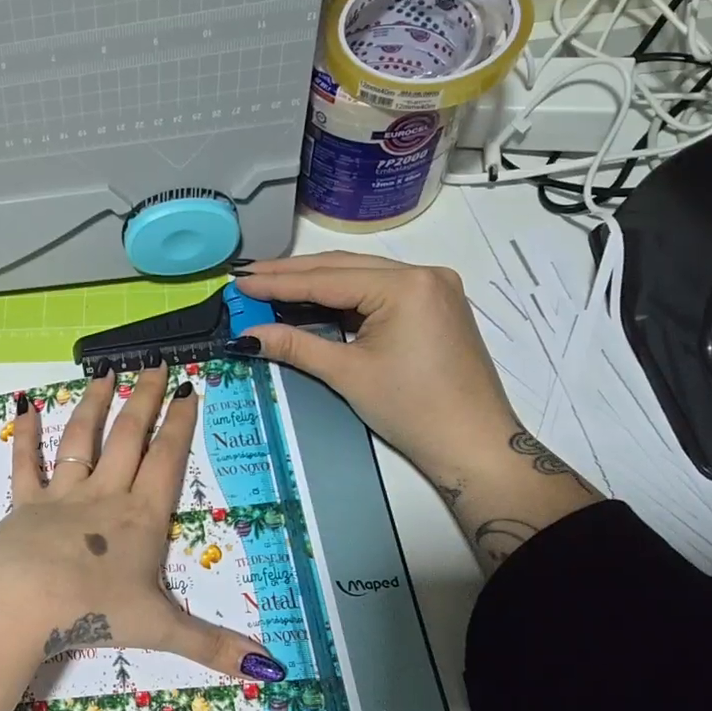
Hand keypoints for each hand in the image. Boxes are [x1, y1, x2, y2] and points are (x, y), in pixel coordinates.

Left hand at [0, 369, 285, 682]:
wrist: (22, 601)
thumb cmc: (92, 611)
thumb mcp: (161, 630)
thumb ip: (213, 647)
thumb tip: (272, 670)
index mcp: (141, 518)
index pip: (167, 460)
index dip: (181, 425)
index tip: (190, 389)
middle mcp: (104, 497)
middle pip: (128, 437)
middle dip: (145, 400)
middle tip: (155, 364)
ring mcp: (61, 496)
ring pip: (81, 440)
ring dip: (93, 405)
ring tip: (104, 373)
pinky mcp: (23, 504)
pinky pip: (25, 463)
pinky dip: (25, 434)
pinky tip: (23, 406)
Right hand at [233, 253, 599, 572]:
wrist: (472, 442)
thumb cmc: (411, 408)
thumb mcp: (347, 374)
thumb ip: (296, 346)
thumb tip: (246, 337)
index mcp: (405, 285)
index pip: (327, 278)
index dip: (278, 282)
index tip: (240, 282)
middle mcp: (423, 273)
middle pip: (344, 268)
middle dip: (293, 274)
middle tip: (248, 278)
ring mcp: (432, 288)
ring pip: (361, 276)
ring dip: (315, 281)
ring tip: (270, 285)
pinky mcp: (434, 305)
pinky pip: (378, 291)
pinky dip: (342, 296)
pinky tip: (312, 298)